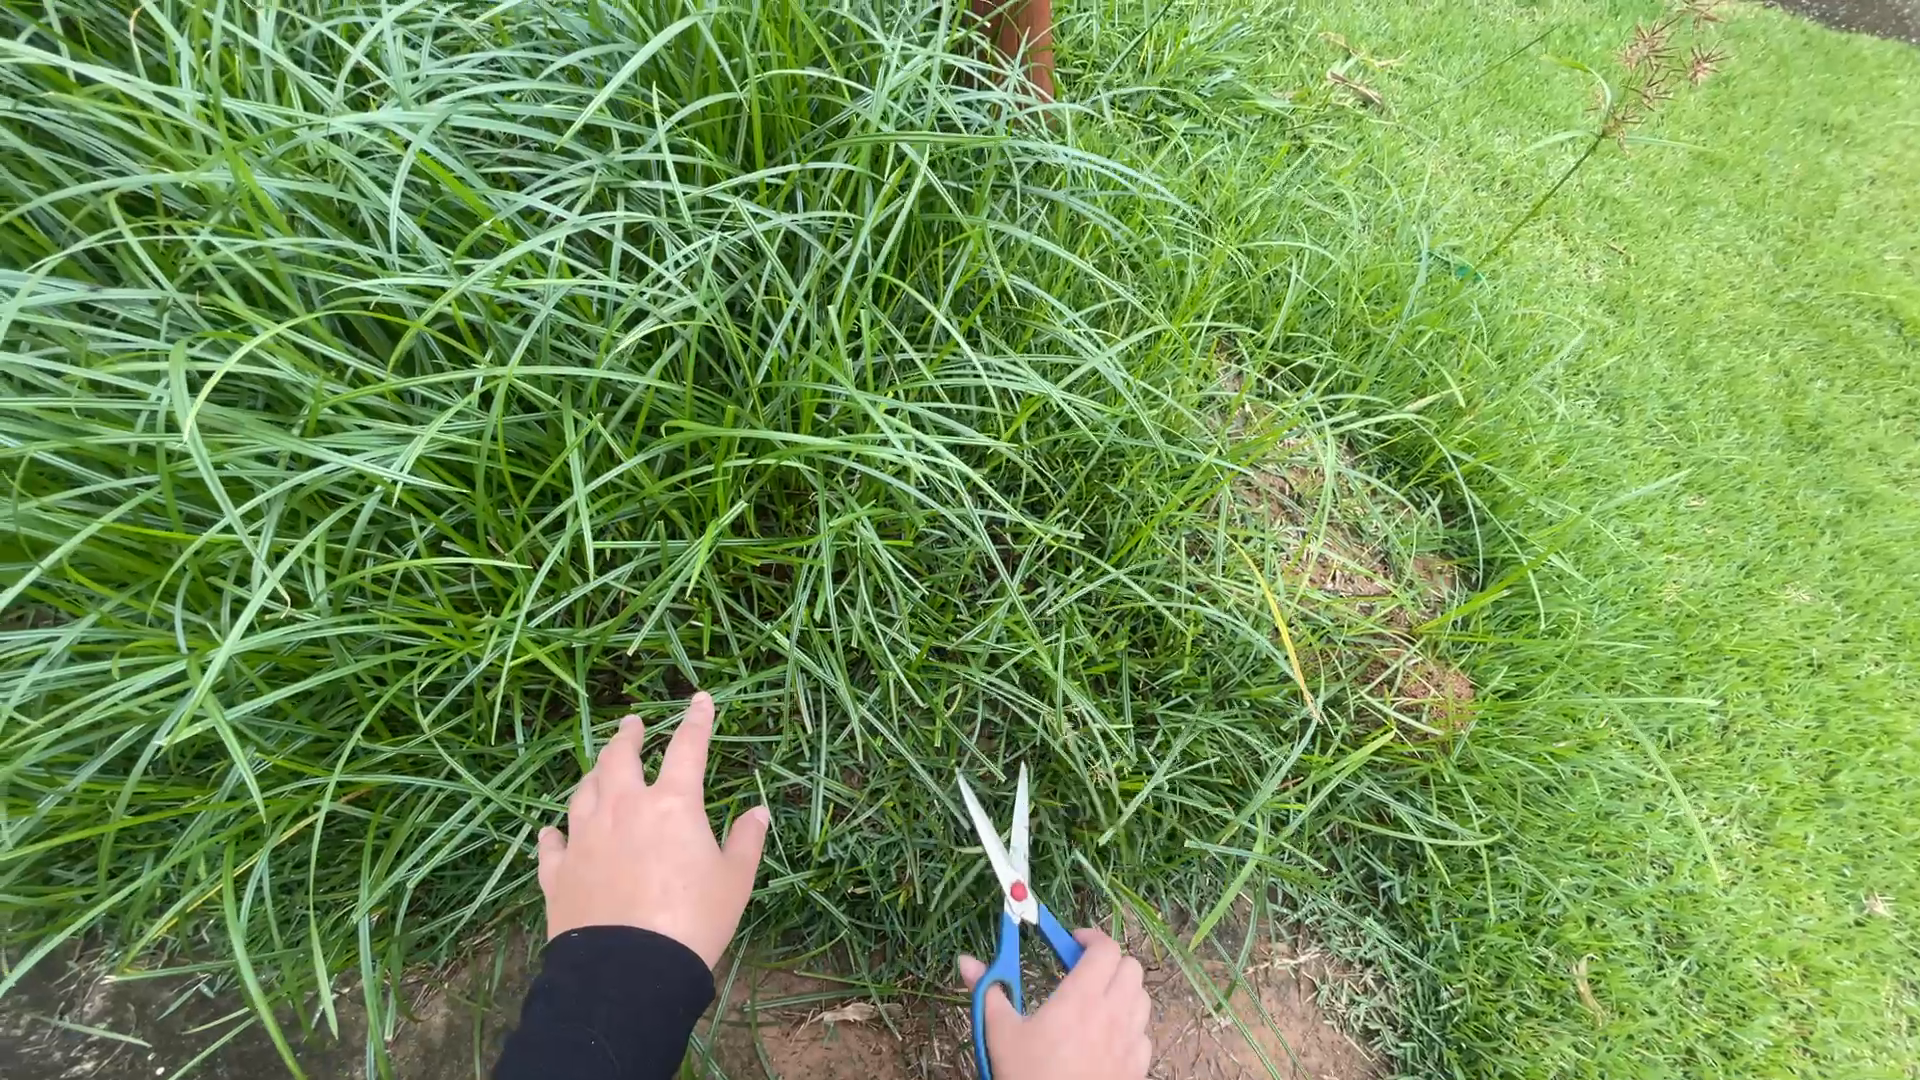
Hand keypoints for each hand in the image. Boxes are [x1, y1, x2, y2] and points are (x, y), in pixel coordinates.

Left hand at [536, 691, 769, 965]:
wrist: (629, 975)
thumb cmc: (693, 920)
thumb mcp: (735, 879)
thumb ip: (746, 840)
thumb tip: (758, 811)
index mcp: (672, 804)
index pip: (687, 747)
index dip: (696, 720)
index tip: (700, 699)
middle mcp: (624, 809)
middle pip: (620, 758)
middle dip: (628, 736)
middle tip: (632, 723)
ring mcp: (586, 839)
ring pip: (583, 792)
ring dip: (593, 773)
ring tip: (598, 766)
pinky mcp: (559, 874)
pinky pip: (552, 845)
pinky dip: (553, 834)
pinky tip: (550, 830)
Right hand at [958, 927, 1152, 1079]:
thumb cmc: (1028, 1077)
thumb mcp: (1001, 1034)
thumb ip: (988, 990)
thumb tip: (965, 960)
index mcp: (1081, 998)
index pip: (1106, 949)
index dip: (1091, 938)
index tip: (1071, 942)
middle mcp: (1113, 1015)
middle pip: (1131, 967)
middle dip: (1109, 961)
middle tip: (1084, 969)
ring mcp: (1130, 1045)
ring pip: (1142, 998)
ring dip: (1123, 989)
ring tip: (1097, 999)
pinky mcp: (1137, 1071)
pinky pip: (1144, 1035)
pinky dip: (1131, 1025)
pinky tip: (1108, 1036)